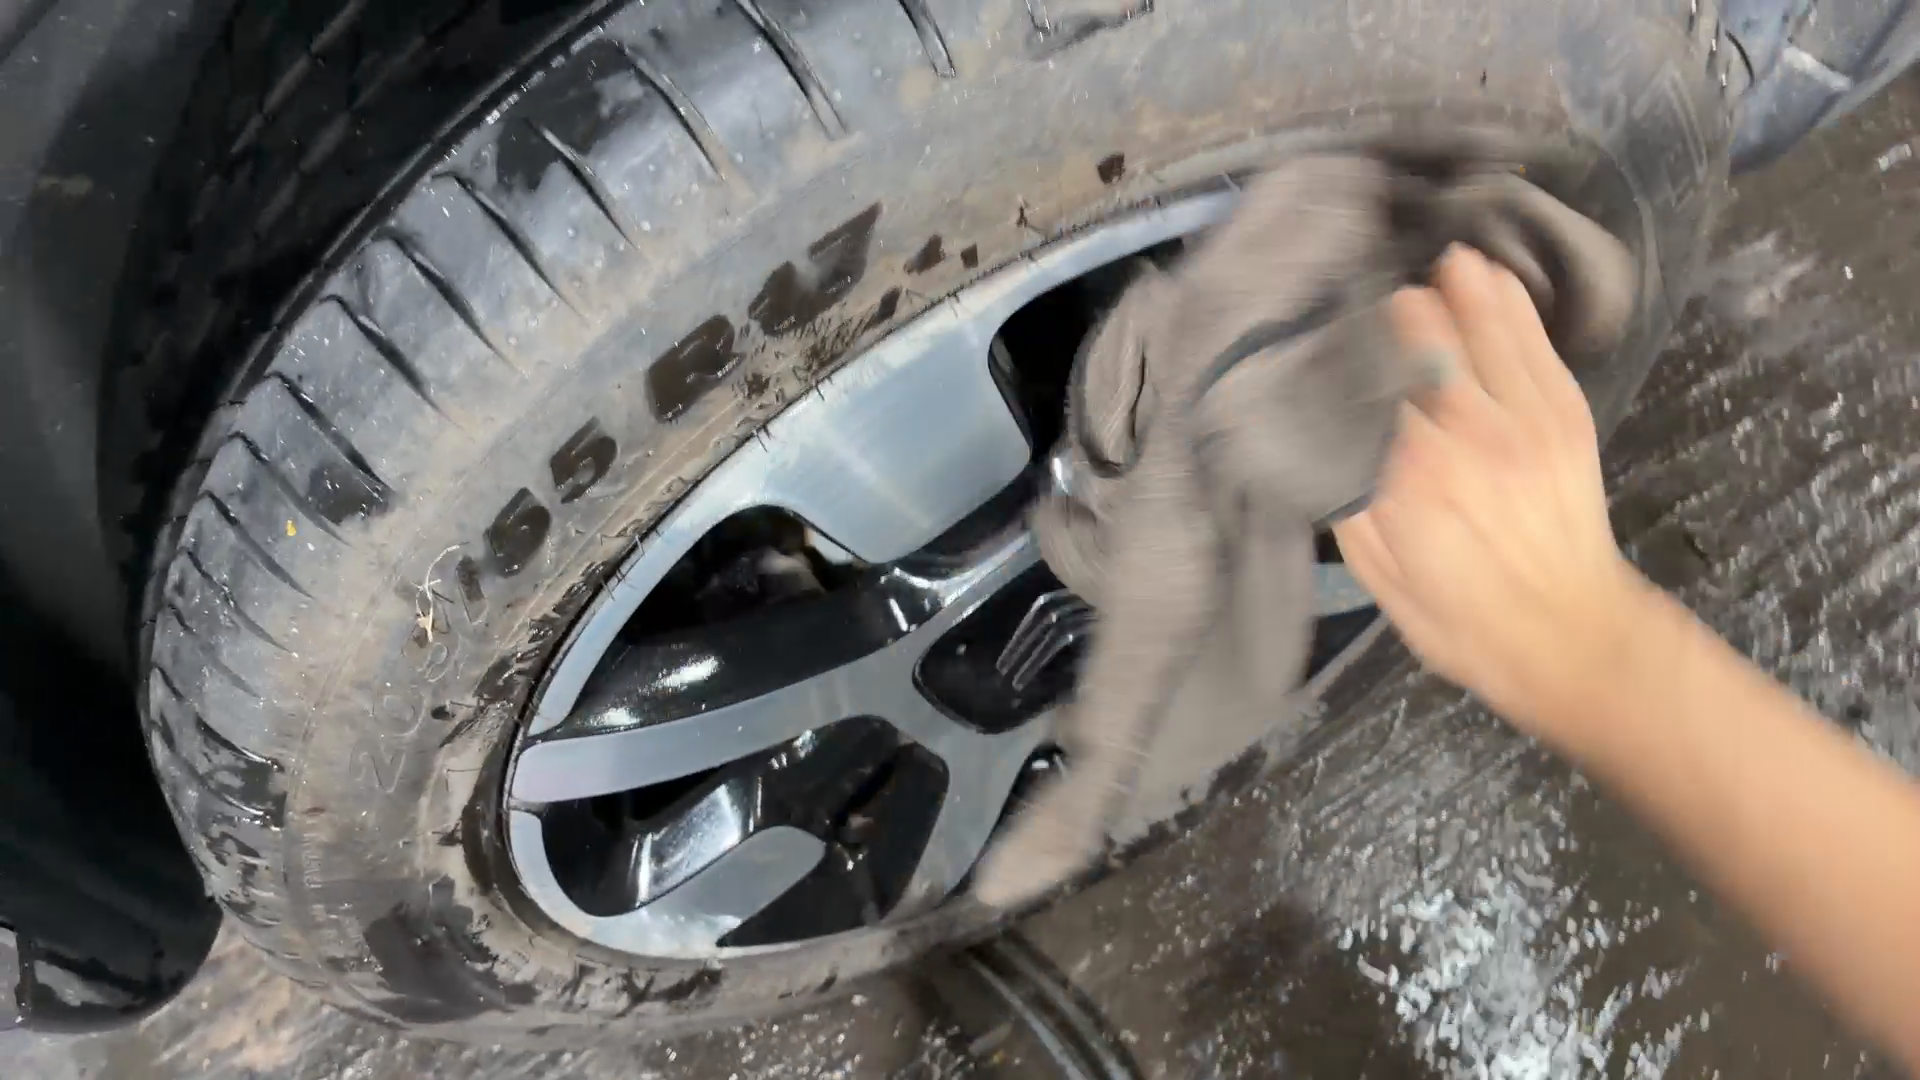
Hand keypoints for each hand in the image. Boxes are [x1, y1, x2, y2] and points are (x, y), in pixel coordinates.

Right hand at [1332, 246, 1651, 742]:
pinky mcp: (1566, 418)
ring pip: (1480, 332)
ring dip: (1449, 292)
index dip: (1339, 352)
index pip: (1365, 390)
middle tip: (1358, 288)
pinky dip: (1507, 304)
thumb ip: (1345, 498)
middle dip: (1387, 314)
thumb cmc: (1454, 615)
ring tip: (1424, 260)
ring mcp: (1526, 421)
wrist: (1567, 637)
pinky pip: (1533, 343)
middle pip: (1419, 347)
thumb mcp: (1375, 571)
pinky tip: (1484, 276)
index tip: (1313, 329)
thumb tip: (1315, 438)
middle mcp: (1467, 436)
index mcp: (1410, 479)